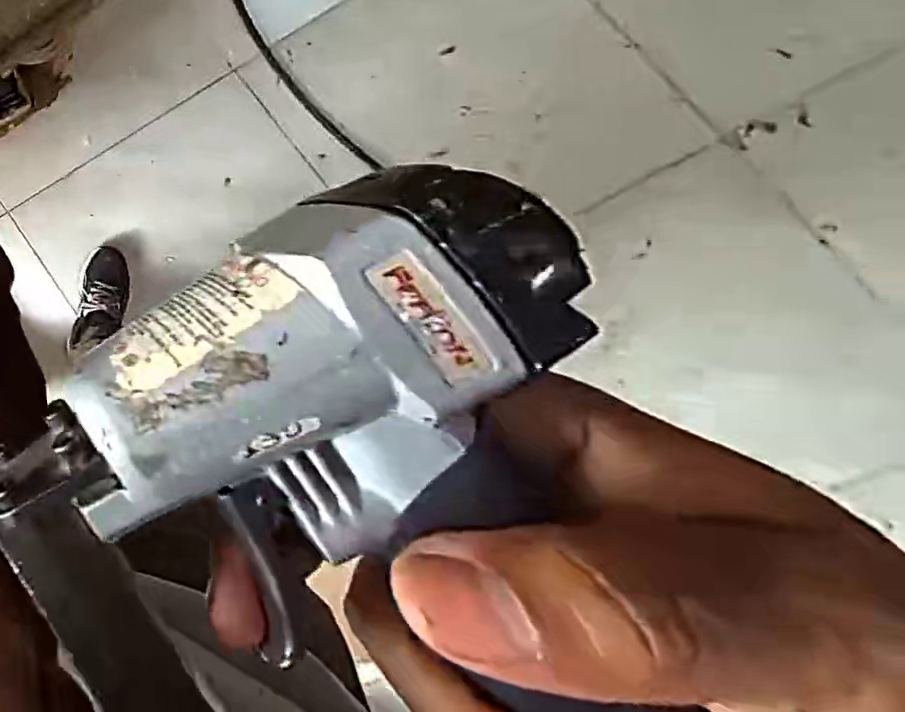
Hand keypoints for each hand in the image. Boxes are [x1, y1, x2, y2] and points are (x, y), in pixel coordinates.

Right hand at [208, 375, 904, 710]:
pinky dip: (433, 701)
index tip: (226, 476)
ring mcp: (470, 564)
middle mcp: (471, 483)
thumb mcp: (801, 620)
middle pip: (332, 491)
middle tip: (247, 613)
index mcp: (516, 425)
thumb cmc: (879, 661)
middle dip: (287, 554)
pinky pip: (407, 658)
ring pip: (367, 593)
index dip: (284, 416)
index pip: (367, 385)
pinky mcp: (475, 640)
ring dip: (419, 672)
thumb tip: (429, 585)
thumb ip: (634, 595)